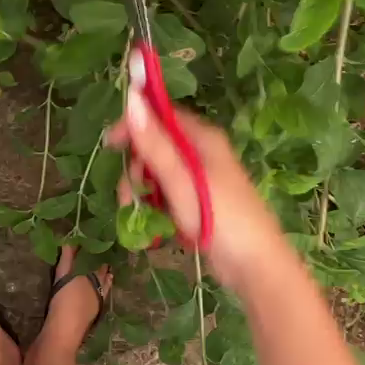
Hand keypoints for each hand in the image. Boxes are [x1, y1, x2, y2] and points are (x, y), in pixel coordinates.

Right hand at [109, 98, 291, 289]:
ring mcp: (198, 181)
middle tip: (130, 196)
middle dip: (135, 171)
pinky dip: (154, 209)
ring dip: (141, 195)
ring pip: (156, 176)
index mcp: (202, 139)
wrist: (254, 266)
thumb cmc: (221, 219)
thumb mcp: (181, 180)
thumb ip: (155, 144)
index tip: (110, 145)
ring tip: (141, 219)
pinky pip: (165, 197)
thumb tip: (131, 98)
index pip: (161, 116)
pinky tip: (153, 230)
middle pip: (154, 148)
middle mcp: (200, 154)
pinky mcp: (196, 204)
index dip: (133, 126)